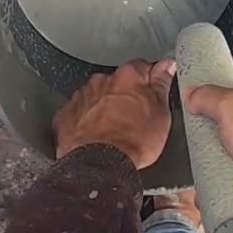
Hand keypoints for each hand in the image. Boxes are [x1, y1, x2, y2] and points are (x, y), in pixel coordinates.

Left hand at [53, 58, 176, 169]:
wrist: (100, 165)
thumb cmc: (132, 141)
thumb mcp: (161, 114)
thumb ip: (162, 85)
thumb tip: (166, 67)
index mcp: (128, 76)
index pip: (143, 67)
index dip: (150, 82)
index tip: (154, 94)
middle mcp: (102, 81)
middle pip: (117, 82)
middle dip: (125, 96)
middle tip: (135, 119)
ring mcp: (82, 97)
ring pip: (97, 97)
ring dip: (105, 108)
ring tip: (114, 131)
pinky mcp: (66, 115)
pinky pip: (79, 112)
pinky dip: (86, 120)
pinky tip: (95, 136)